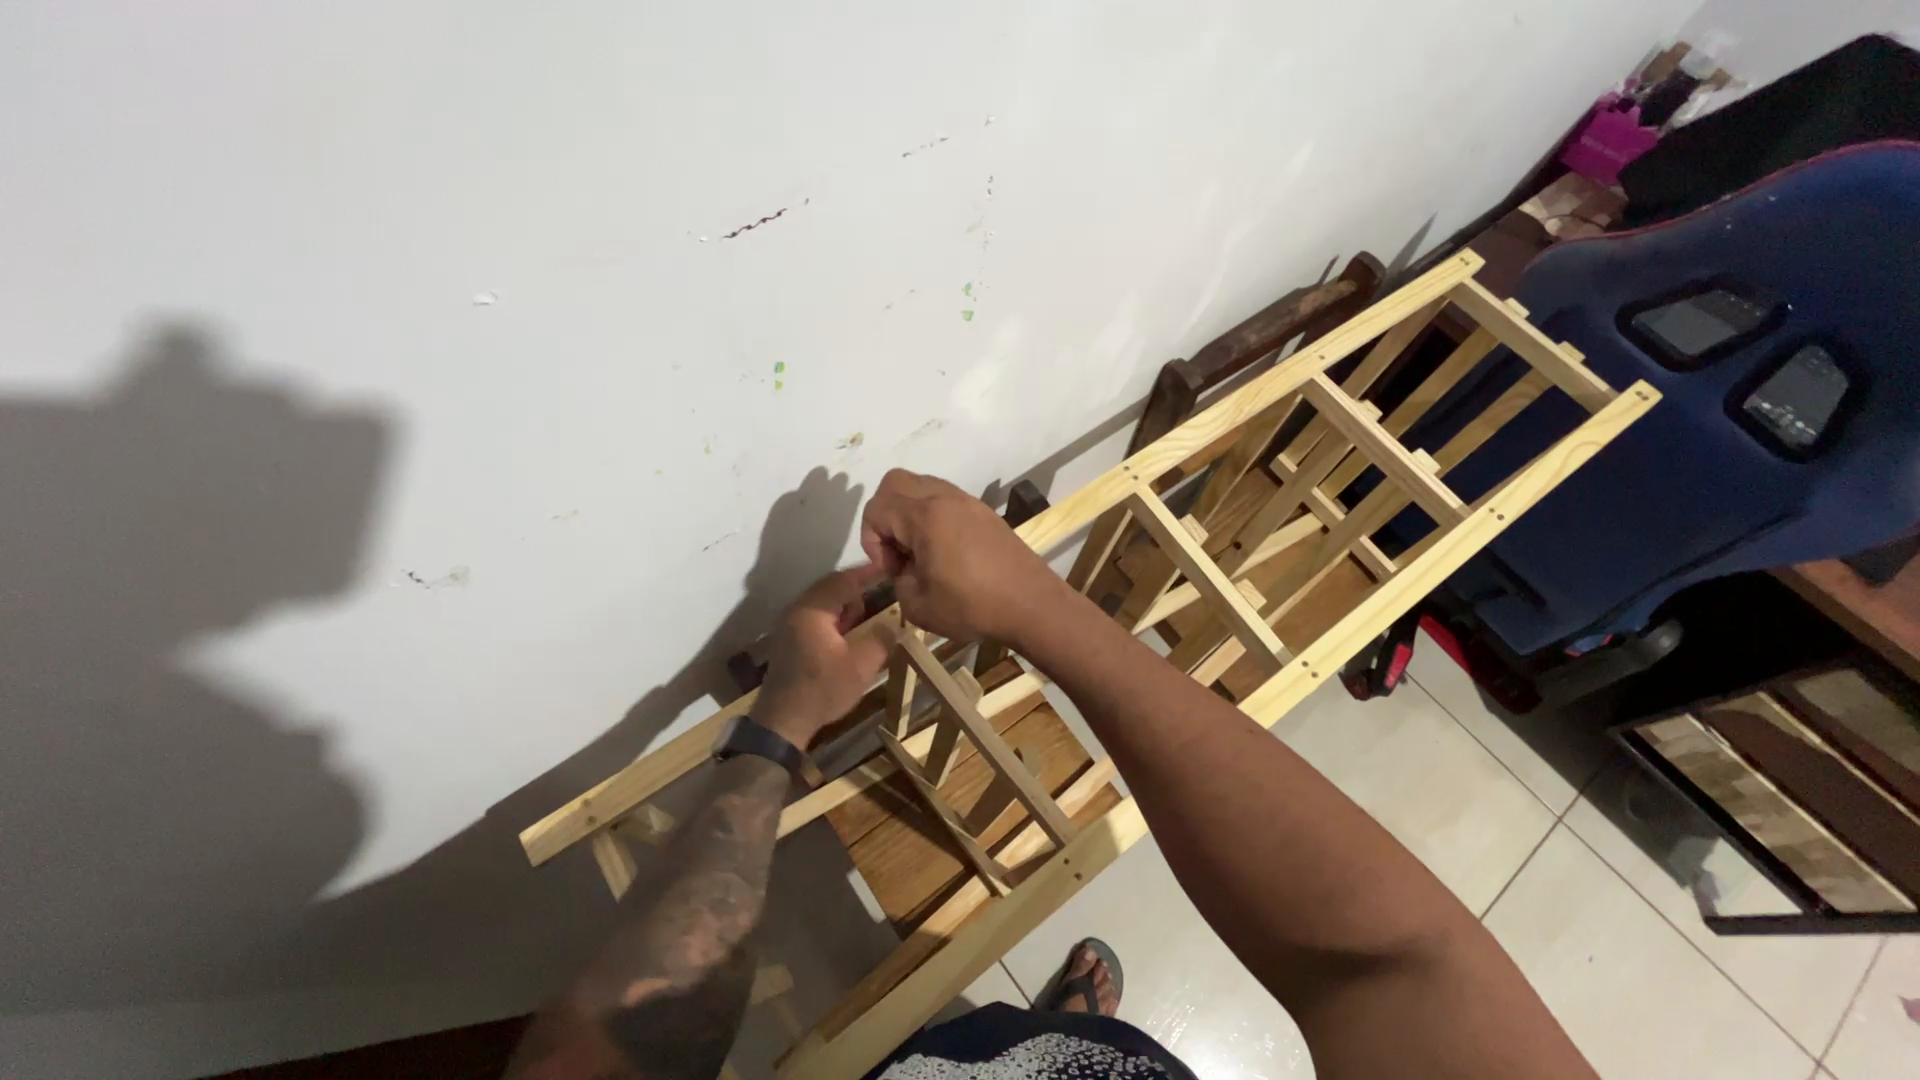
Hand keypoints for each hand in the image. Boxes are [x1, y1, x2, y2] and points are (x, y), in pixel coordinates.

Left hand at [754, 563, 892, 750]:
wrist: (783, 721)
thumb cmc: (822, 690)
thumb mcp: (861, 666)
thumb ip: (881, 639)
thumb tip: (892, 624)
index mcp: (812, 610)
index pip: (843, 580)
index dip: (867, 574)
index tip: (888, 570)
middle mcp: (796, 610)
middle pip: (830, 587)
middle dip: (857, 592)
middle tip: (880, 601)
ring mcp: (789, 624)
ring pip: (822, 602)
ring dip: (844, 607)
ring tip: (862, 624)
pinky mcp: (789, 639)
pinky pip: (815, 616)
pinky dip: (833, 618)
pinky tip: (845, 637)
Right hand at [859, 469, 1068, 647]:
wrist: (1032, 604)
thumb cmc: (973, 607)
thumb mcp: (919, 606)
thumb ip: (899, 581)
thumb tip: (905, 568)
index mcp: (925, 516)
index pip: (876, 507)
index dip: (872, 539)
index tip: (891, 568)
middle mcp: (945, 498)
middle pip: (895, 482)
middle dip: (885, 515)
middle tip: (898, 551)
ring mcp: (967, 501)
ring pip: (921, 485)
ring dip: (910, 513)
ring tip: (921, 551)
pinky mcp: (984, 512)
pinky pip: (945, 499)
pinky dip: (933, 516)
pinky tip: (944, 551)